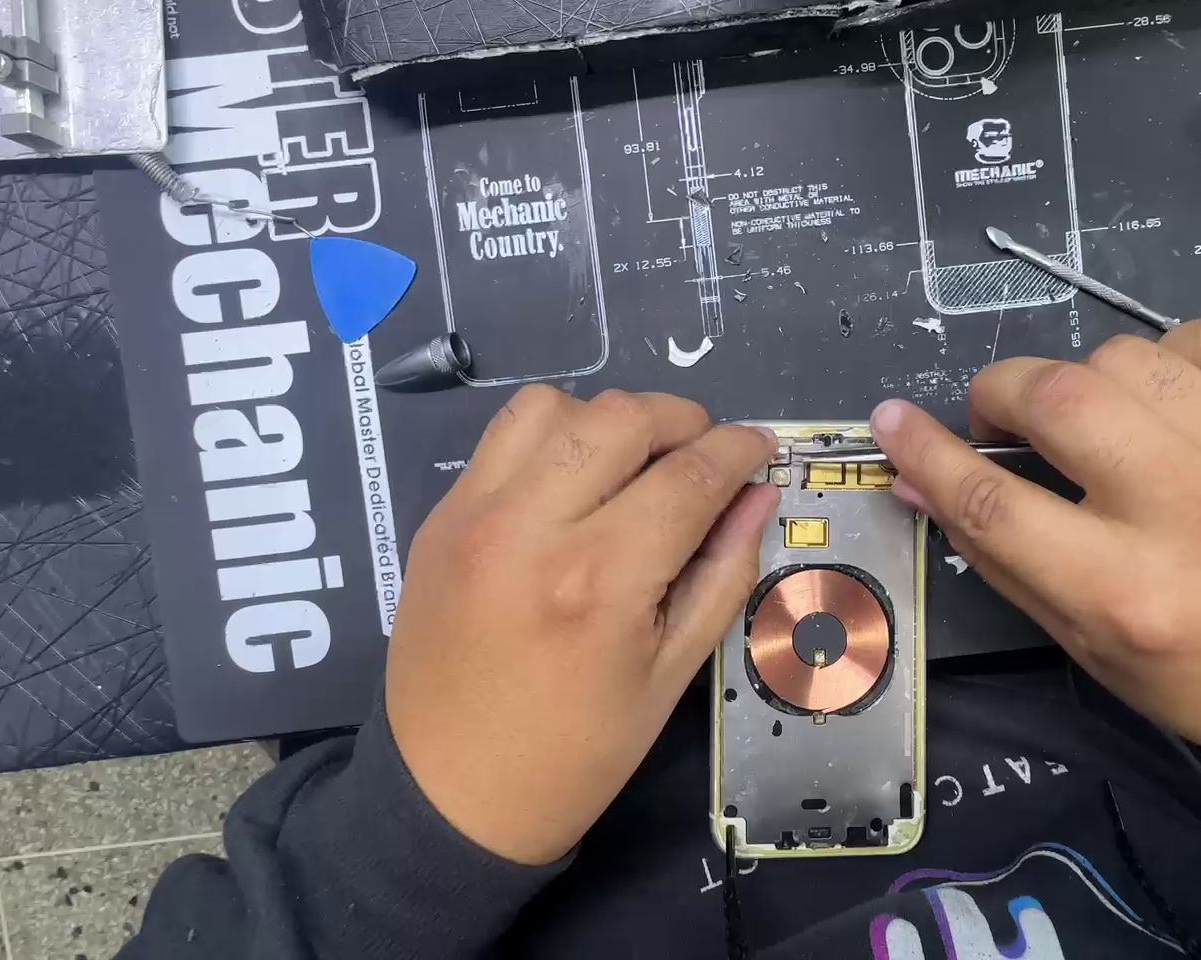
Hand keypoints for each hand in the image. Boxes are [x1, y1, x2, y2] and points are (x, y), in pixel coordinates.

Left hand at [385, 386, 778, 863]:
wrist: (447, 794)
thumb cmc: (576, 750)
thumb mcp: (672, 673)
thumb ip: (724, 571)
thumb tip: (757, 493)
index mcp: (598, 582)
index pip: (689, 477)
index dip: (739, 449)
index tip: (760, 446)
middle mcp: (529, 529)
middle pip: (620, 417)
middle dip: (681, 421)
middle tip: (699, 458)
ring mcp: (472, 514)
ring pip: (552, 405)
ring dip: (608, 420)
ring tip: (629, 465)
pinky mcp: (440, 514)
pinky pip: (503, 434)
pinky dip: (552, 434)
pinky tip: (570, 480)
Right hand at [872, 307, 1200, 772]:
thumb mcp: (1084, 642)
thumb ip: (998, 556)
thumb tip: (920, 484)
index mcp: (1128, 591)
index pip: (993, 502)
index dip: (925, 453)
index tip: (889, 420)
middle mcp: (1192, 512)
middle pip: (1057, 400)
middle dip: (999, 393)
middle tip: (1000, 421)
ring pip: (1127, 355)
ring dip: (1083, 380)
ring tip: (1099, 422)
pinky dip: (1183, 347)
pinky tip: (1181, 391)